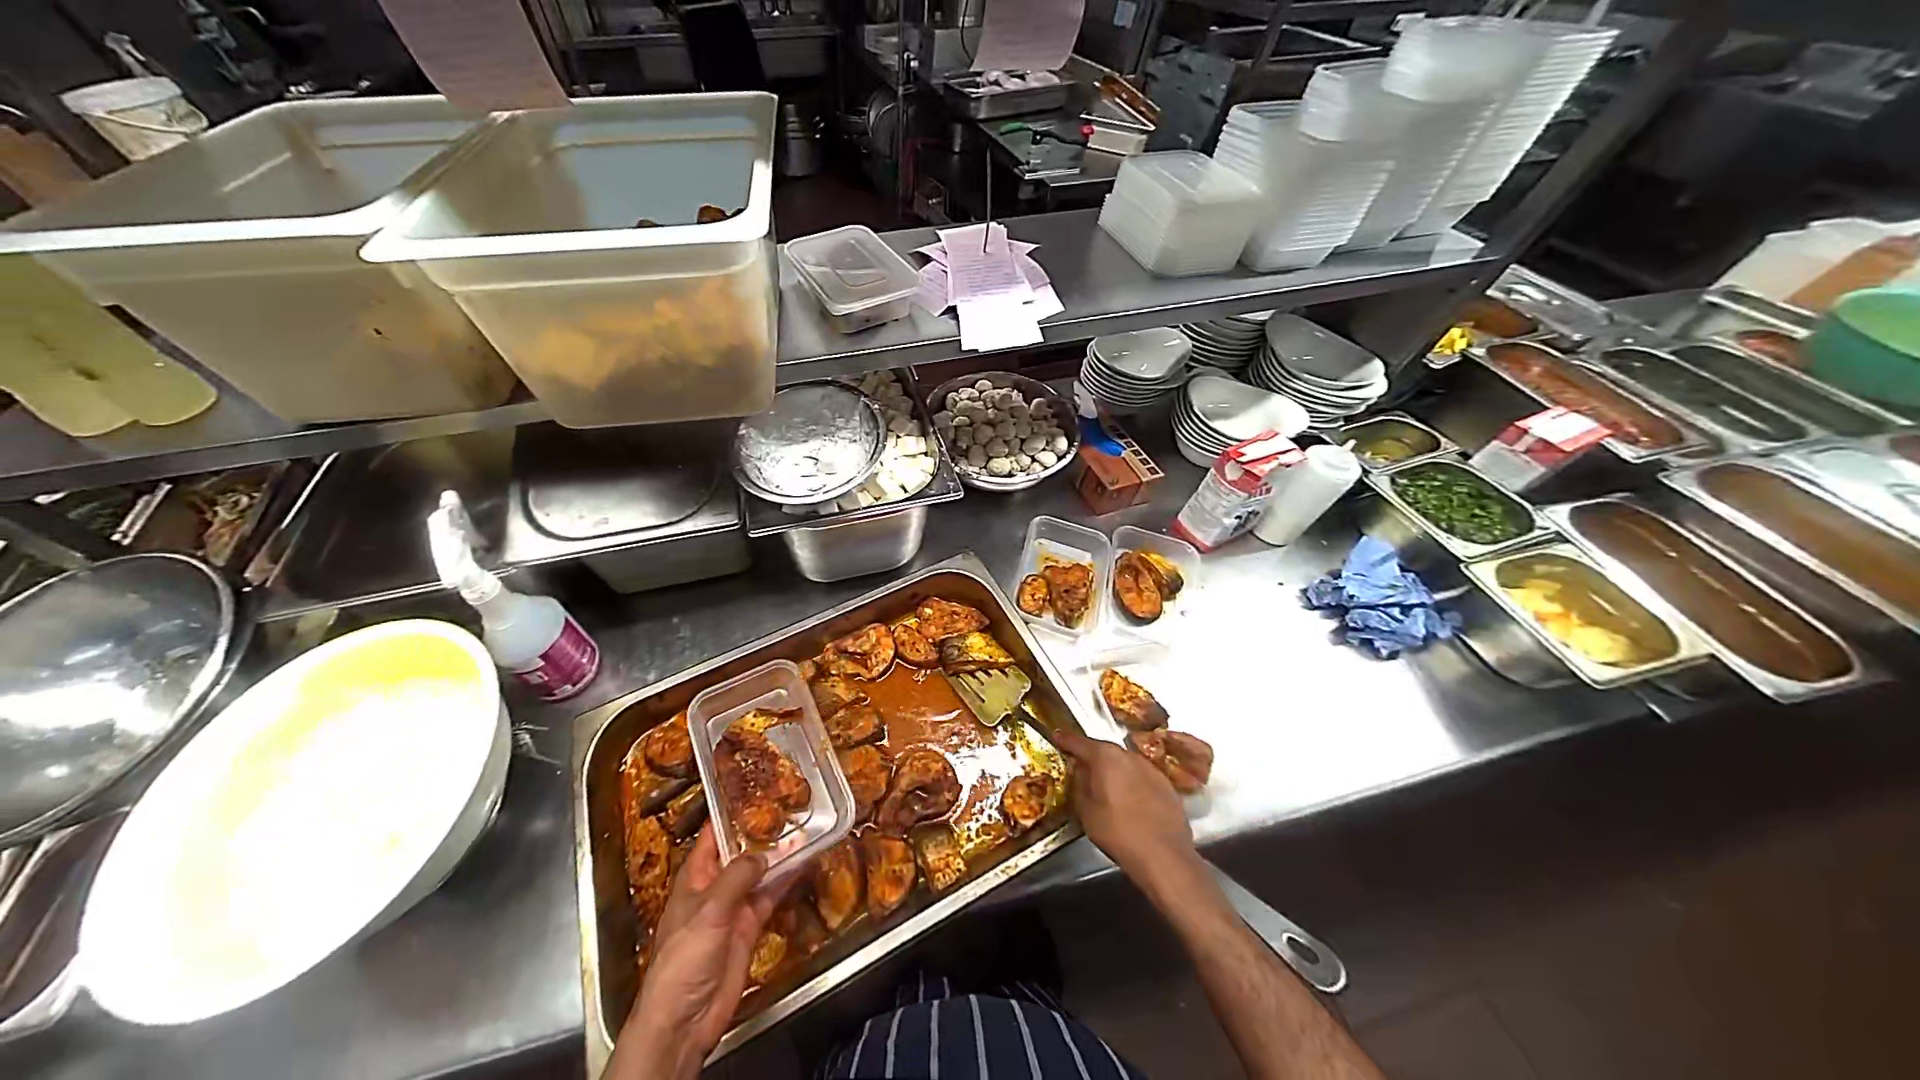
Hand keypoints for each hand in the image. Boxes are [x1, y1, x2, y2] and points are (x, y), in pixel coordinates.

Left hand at [607, 826, 791, 1079]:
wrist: (685, 1018)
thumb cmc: (682, 960)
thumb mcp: (708, 911)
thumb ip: (737, 878)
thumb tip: (763, 853)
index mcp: (694, 877)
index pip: (713, 836)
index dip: (730, 813)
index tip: (754, 791)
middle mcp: (715, 887)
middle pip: (741, 851)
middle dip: (763, 832)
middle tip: (790, 806)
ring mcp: (734, 907)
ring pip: (761, 872)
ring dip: (781, 855)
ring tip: (806, 829)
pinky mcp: (750, 927)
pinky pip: (771, 896)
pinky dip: (787, 880)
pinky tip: (805, 863)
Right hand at [1052, 729, 1195, 882]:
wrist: (1164, 856)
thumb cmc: (1118, 833)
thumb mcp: (1086, 811)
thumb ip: (1079, 783)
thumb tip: (1079, 770)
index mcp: (1105, 757)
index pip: (1079, 742)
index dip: (1066, 740)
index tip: (1058, 737)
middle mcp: (1130, 756)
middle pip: (1105, 751)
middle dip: (1092, 758)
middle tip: (1080, 768)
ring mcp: (1151, 769)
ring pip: (1126, 764)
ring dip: (1114, 771)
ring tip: (1106, 789)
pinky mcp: (1167, 785)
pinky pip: (1142, 778)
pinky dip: (1132, 784)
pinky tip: (1130, 802)